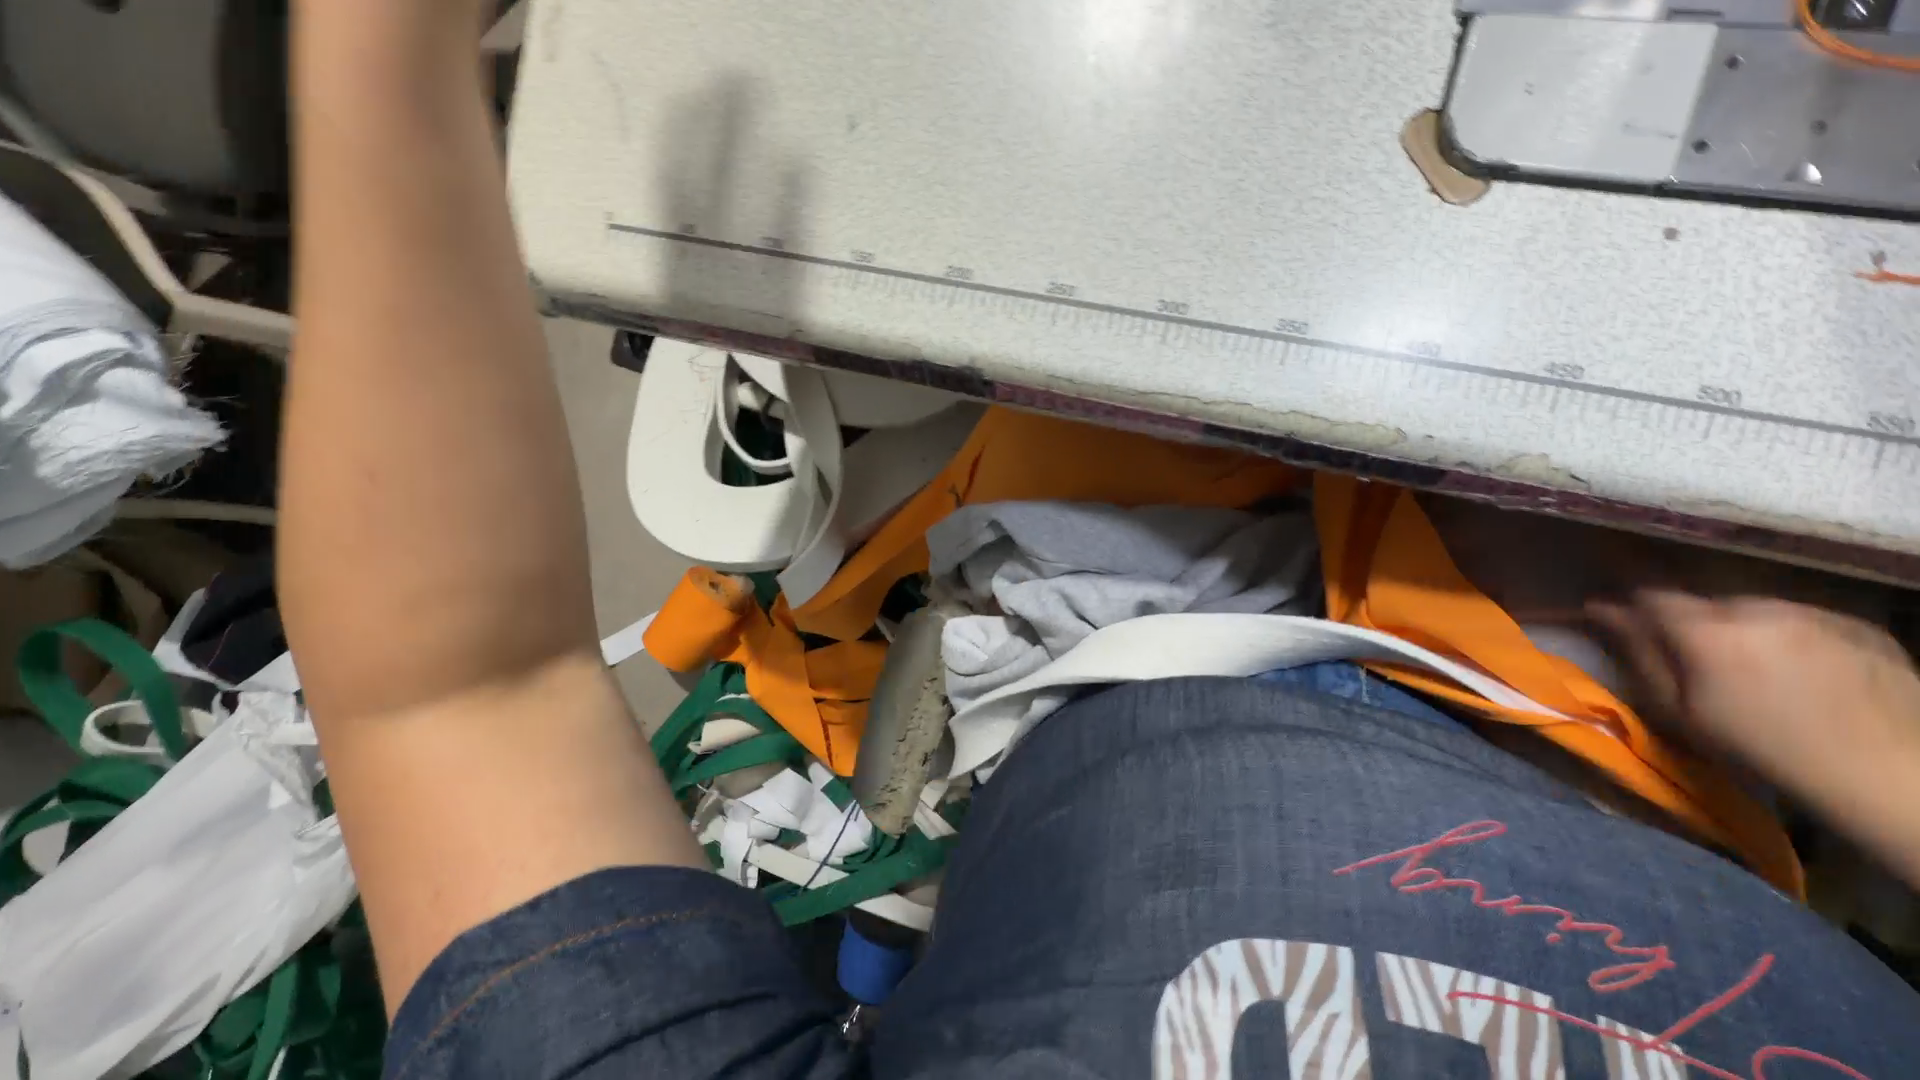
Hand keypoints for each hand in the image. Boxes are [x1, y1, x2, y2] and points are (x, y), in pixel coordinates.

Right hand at [1592, 591, 1919, 884]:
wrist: (1887, 774)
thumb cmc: (1763, 751)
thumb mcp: (1681, 713)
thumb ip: (1640, 656)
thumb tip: (1605, 615)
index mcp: (1705, 630)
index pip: (1650, 596)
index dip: (1631, 607)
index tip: (1617, 620)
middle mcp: (1757, 607)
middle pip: (1706, 603)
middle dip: (1693, 623)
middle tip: (1696, 659)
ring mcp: (1813, 613)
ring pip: (1757, 610)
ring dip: (1743, 629)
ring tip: (1754, 668)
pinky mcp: (1858, 625)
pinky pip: (1804, 621)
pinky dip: (1791, 638)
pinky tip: (1803, 673)